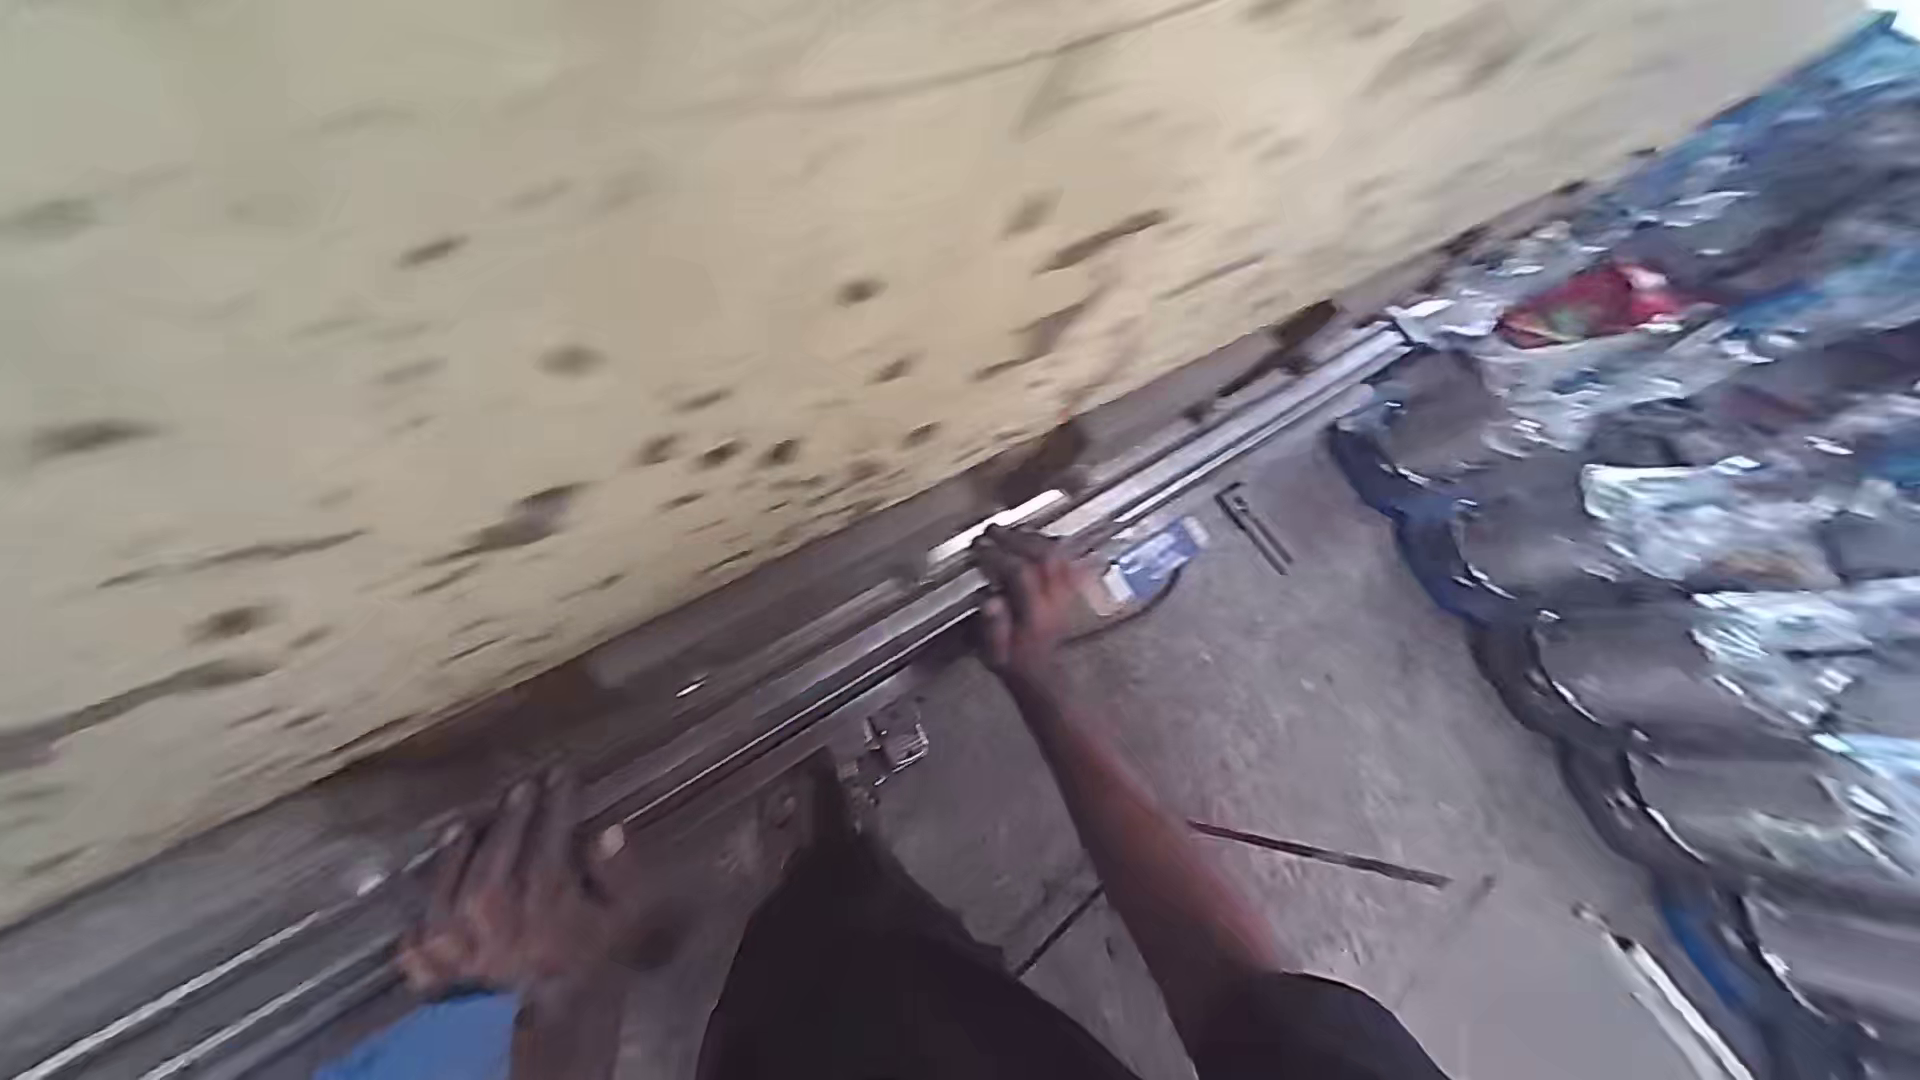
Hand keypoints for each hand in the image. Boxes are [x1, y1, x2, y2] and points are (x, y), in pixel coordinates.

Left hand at [400, 768, 623, 1001]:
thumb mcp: (627, 910)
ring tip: (472, 820)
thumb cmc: (602, 949)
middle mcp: (506, 946)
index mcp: (555, 928)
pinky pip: (419, 946)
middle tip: (524, 786)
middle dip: (510, 826)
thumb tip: (608, 831)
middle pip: (495, 879)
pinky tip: (436, 872)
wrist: (567, 1016)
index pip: (550, 858)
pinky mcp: (441, 981)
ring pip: (449, 909)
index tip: (564, 774)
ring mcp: (467, 966)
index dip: (557, 811)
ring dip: (458, 858)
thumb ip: (619, 874)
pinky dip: (423, 906)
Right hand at [973, 525, 1077, 682]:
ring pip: (1058, 555)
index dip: (999, 555)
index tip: (980, 546)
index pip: (1020, 572)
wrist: (1040, 673)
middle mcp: (1054, 600)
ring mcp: (1066, 594)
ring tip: (1013, 530)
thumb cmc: (1013, 661)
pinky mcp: (1071, 591)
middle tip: (993, 531)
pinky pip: (1070, 560)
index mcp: (1034, 614)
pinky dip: (1055, 545)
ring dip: (1035, 537)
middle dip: (1016, 538)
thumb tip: (990, 600)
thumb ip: (993, 627)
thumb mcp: (994, 652)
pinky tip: (1040, 538)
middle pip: (1043, 556)